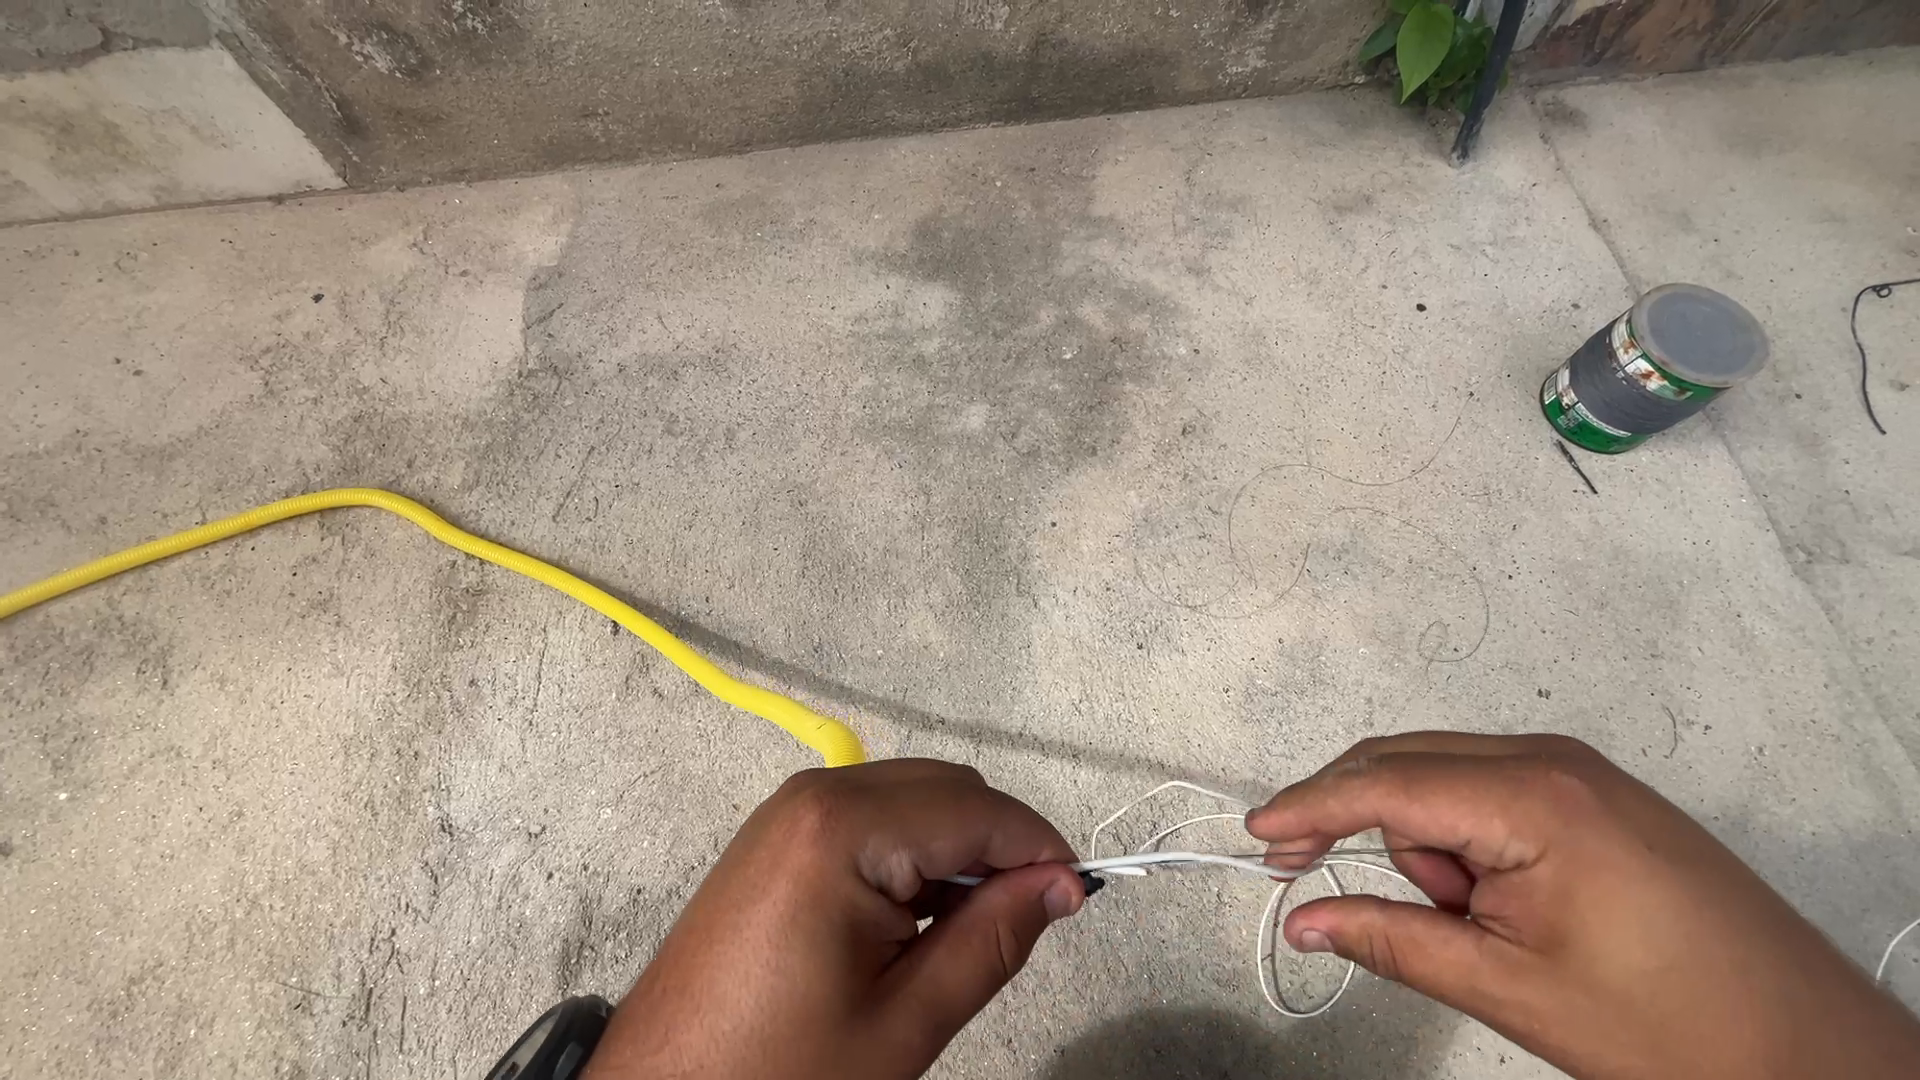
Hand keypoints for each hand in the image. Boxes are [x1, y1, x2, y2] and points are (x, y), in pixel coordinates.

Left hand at [582, 760, 1085, 1079]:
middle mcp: (819, 790)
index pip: (975, 809)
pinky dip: (914, 851)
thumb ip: (993, 939)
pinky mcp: (783, 828)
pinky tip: (915, 914)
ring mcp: (794, 805)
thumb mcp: (903, 1021)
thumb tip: (1065, 884)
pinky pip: (875, 814)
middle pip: (947, 789)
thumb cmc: (782, 1069)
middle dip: (997, 844)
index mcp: (844, 826)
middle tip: (1021, 921)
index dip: (1038, 846)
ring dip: (957, 848)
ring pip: (915, 797)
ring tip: (964, 929)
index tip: (1080, 896)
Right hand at [1247, 732, 1919, 1078]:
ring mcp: (1571, 768)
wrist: (1833, 1063)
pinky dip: (1457, 838)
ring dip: (1423, 846)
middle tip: (1311, 873)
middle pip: (1401, 765)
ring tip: (1475, 920)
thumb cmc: (1675, 1032)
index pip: (1385, 784)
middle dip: (1358, 823)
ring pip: (1435, 779)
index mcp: (1534, 797)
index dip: (1309, 806)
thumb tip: (1302, 922)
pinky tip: (1492, 895)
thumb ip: (1391, 942)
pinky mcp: (1585, 789)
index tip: (1256, 832)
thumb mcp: (1512, 990)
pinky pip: (1478, 791)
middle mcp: (1547, 758)